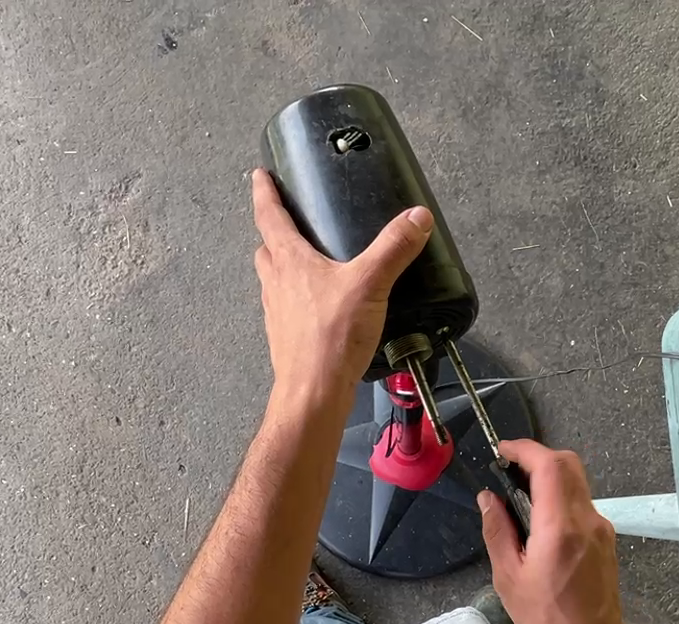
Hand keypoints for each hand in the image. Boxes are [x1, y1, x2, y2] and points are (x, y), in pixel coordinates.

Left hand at [249, 168, 432, 408]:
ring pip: (273, 281)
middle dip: (274, 234)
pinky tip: (317, 312)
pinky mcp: (286, 340)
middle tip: (286, 224)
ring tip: (304, 267)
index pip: (270, 216)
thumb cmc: (332, 336)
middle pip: (267, 249)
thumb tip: (418, 217)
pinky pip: (286, 311)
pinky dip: (296, 303)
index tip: (260, 175)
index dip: (265, 192)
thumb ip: (394, 249)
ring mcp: (278, 314)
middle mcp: (277, 284)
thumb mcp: (370, 285)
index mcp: (290, 261)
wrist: (313, 392)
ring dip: (283, 269)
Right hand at [478, 440, 637, 623]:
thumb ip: (498, 531)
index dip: (525, 450)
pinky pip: (581, 503)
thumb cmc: (546, 618)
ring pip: (577, 482)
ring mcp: (601, 528)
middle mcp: (587, 520)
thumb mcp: (508, 577)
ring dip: (549, 478)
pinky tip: (540, 523)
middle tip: (509, 471)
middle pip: (569, 464)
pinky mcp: (606, 538)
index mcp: (560, 528)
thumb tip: (488, 498)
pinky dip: (560, 498)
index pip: (549, 466)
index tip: (502, 452)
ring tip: (520, 499)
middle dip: (538, 458)